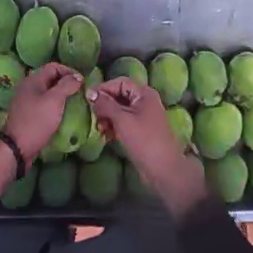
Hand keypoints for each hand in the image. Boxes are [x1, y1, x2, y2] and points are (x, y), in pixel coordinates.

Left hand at [4, 63, 81, 159]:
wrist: (18, 146)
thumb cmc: (37, 120)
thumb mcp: (54, 101)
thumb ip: (66, 86)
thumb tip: (77, 76)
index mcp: (33, 80)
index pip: (53, 67)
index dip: (69, 71)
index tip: (82, 81)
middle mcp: (28, 87)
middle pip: (50, 78)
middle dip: (66, 82)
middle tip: (80, 91)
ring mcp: (27, 100)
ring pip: (48, 91)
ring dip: (61, 94)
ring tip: (75, 101)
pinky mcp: (29, 113)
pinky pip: (44, 103)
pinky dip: (55, 104)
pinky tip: (63, 112)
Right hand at [88, 76, 208, 216]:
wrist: (163, 170)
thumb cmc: (143, 140)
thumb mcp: (122, 120)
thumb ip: (105, 104)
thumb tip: (89, 91)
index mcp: (144, 94)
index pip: (119, 83)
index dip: (104, 89)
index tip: (90, 100)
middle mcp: (145, 101)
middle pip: (119, 96)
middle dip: (105, 107)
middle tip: (95, 118)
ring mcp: (143, 116)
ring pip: (119, 110)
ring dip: (107, 118)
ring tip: (101, 130)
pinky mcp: (141, 130)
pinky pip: (123, 122)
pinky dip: (114, 127)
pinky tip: (107, 137)